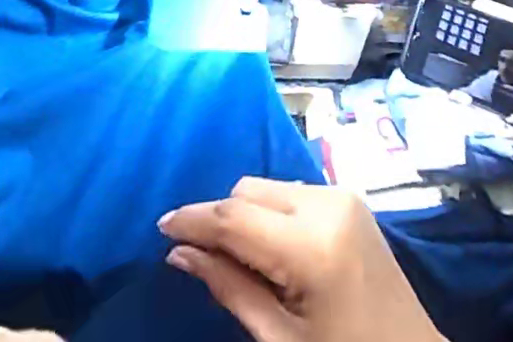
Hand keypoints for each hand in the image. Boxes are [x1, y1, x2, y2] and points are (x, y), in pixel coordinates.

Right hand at [159, 177, 444, 341]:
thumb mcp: (279, 339)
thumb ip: (230, 287)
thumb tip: (181, 252)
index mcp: (311, 243)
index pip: (236, 216)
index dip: (194, 219)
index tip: (160, 228)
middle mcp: (328, 203)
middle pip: (251, 191)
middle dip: (221, 217)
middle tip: (198, 255)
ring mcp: (344, 196)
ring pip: (272, 187)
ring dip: (247, 214)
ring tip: (238, 259)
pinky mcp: (352, 198)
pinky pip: (295, 193)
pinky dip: (273, 212)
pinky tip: (271, 248)